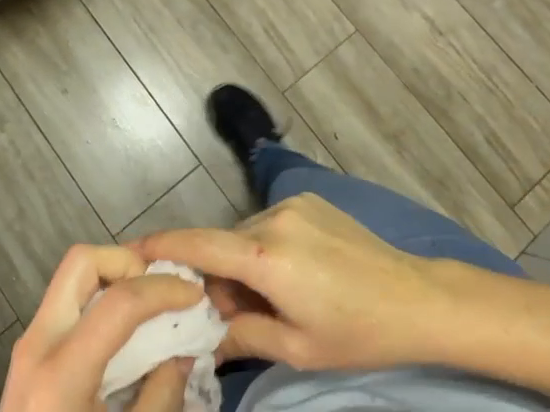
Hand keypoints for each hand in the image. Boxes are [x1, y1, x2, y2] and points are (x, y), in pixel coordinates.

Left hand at [0, 244, 204, 411]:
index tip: (196, 295)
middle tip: (162, 289)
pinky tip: (127, 330)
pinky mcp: (28, 355)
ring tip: (151, 305)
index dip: (164, 289)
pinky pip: (67, 305)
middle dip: (128, 263)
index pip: (119, 301)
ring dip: (114, 279)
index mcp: (61, 372)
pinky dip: (99, 301)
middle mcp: (37, 344)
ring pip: (71, 279)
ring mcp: (27, 346)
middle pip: (80, 263)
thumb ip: (160, 396)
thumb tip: (182, 353)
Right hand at [134, 193, 477, 370]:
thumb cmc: (357, 333)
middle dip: (216, 278)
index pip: (200, 246)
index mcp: (267, 258)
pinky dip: (264, 250)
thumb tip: (205, 337)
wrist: (418, 299)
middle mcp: (274, 219)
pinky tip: (291, 278)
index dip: (162, 247)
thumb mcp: (296, 349)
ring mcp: (294, 204)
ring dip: (242, 264)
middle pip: (222, 245)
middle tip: (229, 316)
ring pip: (245, 235)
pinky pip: (269, 224)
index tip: (131, 251)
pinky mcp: (311, 200)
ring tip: (269, 302)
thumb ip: (242, 337)